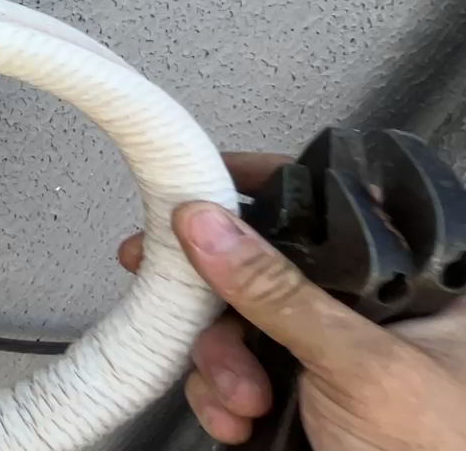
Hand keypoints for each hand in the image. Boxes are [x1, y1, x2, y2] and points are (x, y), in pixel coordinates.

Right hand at [118, 152, 465, 448]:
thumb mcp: (368, 373)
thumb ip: (281, 293)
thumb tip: (206, 222)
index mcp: (425, 293)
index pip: (333, 205)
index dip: (259, 184)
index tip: (196, 181)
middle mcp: (373, 313)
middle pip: (258, 260)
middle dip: (214, 294)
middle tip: (172, 286)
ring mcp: (330, 350)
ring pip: (233, 312)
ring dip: (216, 355)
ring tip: (241, 396)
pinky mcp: (295, 384)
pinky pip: (228, 357)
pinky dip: (217, 387)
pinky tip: (238, 416)